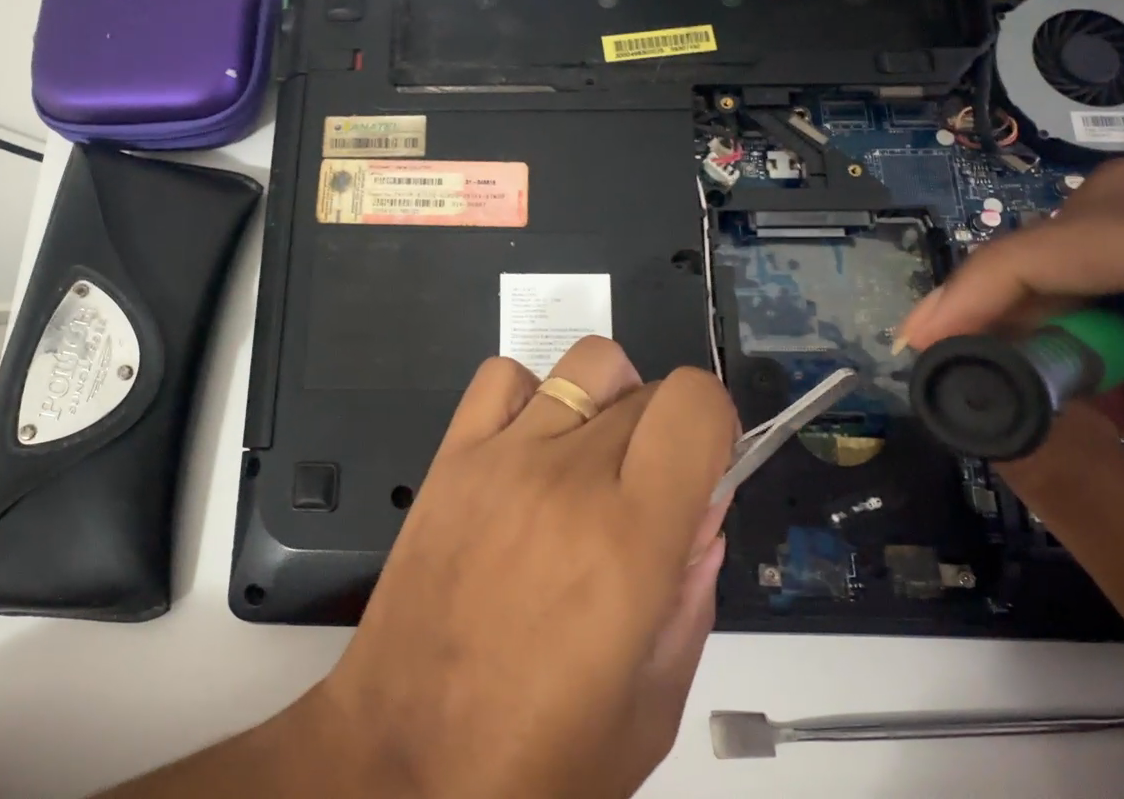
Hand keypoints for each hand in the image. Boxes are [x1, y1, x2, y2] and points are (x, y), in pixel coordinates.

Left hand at [97, 337, 736, 798]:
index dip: (718, 424)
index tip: (710, 465)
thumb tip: (705, 517)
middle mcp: (566, 479)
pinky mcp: (449, 461)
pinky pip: (501, 378)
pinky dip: (531, 394)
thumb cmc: (531, 754)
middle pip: (647, 390)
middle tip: (653, 492)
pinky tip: (532, 445)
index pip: (696, 405)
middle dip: (668, 432)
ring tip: (598, 459)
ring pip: (586, 365)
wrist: (404, 759)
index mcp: (630, 539)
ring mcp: (500, 460)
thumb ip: (692, 597)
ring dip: (611, 398)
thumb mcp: (650, 705)